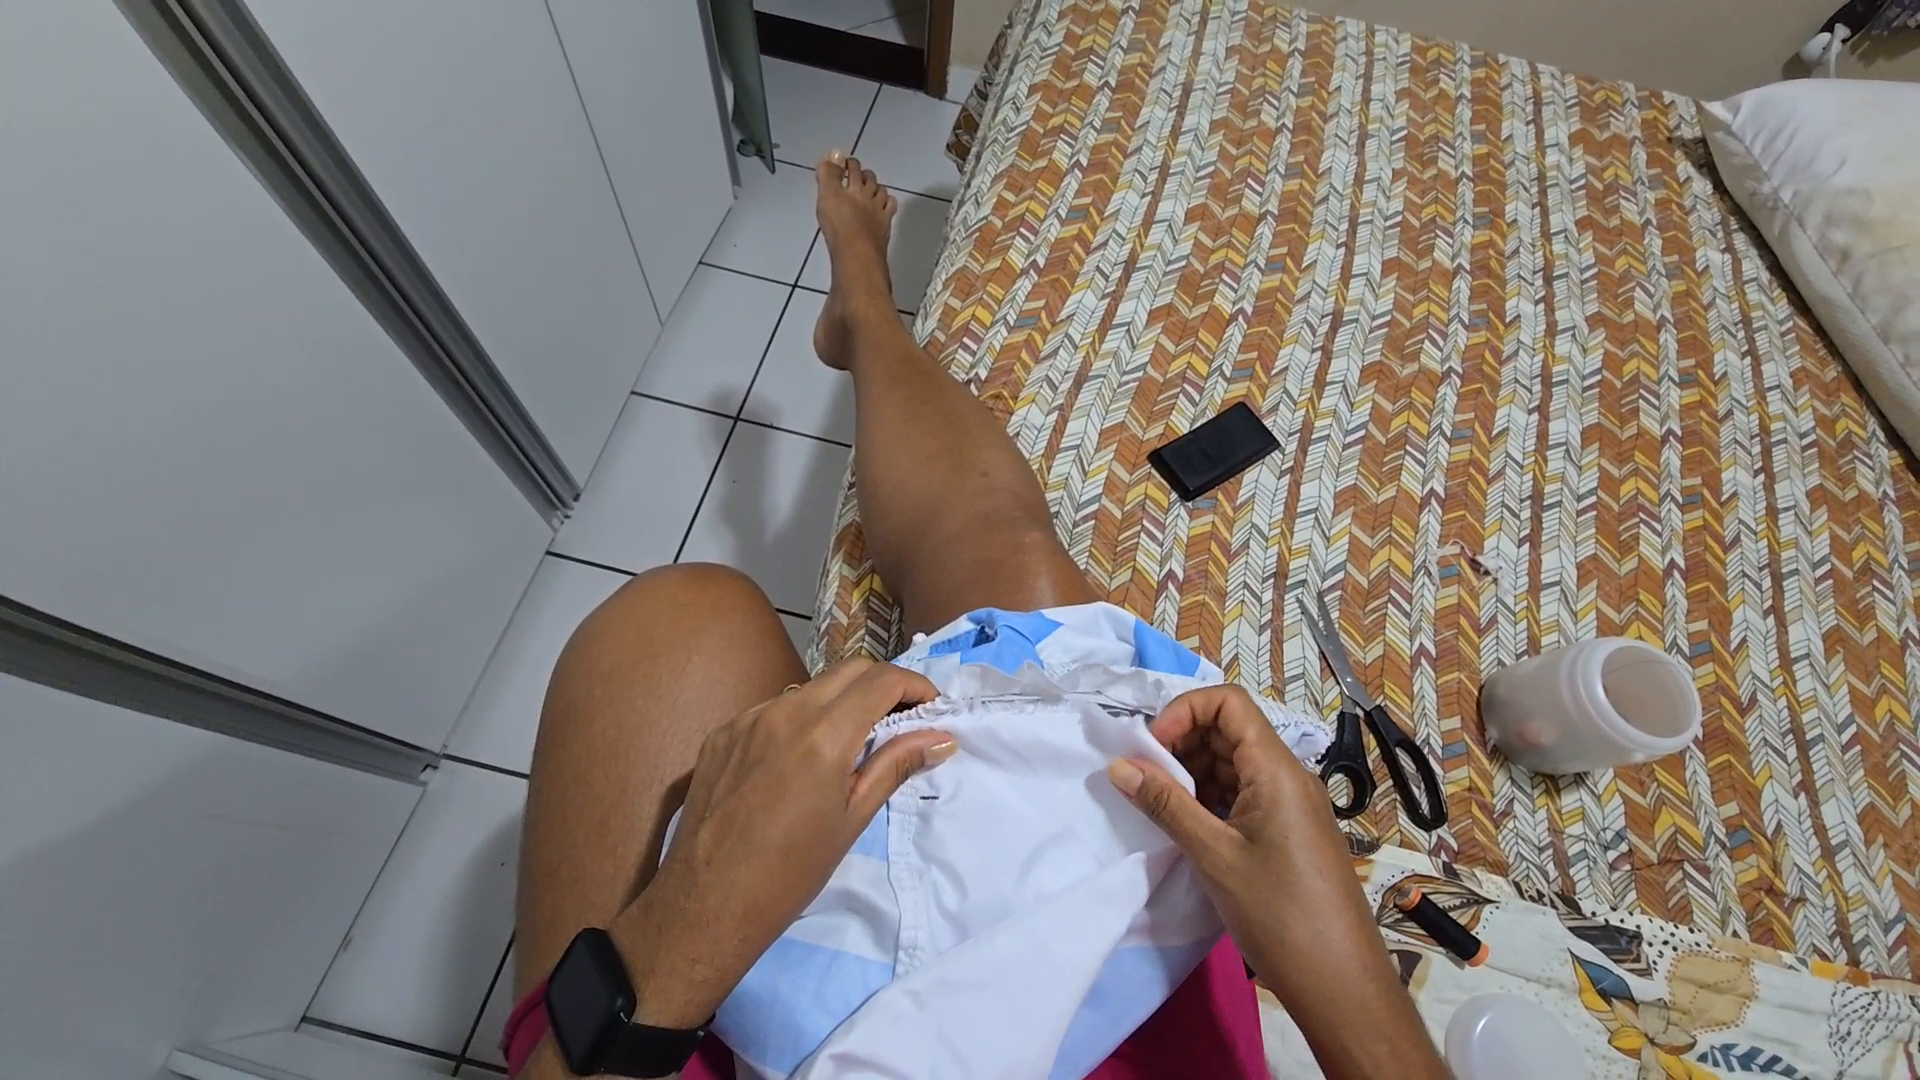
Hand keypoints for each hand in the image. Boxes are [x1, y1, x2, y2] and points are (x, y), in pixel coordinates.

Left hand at [610, 658, 955, 1028]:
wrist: (704, 907)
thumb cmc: (790, 873)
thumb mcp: (852, 820)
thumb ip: (895, 766)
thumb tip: (942, 738)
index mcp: (823, 736)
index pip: (882, 681)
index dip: (915, 686)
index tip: (931, 708)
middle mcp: (785, 712)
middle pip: (850, 670)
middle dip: (883, 685)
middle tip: (900, 720)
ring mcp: (747, 718)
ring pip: (810, 688)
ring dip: (841, 701)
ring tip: (850, 743)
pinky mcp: (722, 732)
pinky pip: (773, 709)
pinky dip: (800, 720)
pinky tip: (798, 760)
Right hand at [1106, 685, 1449, 1079]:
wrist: (1343, 988)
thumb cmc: (1279, 914)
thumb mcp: (1213, 856)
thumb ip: (1164, 804)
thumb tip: (1118, 765)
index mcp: (1276, 769)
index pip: (1228, 703)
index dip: (1184, 711)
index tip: (1152, 746)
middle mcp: (1286, 776)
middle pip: (1228, 729)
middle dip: (1182, 741)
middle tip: (1146, 775)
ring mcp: (1288, 804)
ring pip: (1232, 762)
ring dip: (1192, 770)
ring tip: (1159, 801)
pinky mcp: (1286, 830)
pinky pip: (1241, 792)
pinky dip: (1208, 796)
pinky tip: (1186, 823)